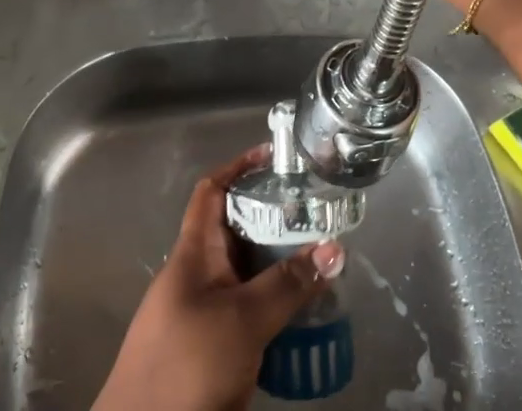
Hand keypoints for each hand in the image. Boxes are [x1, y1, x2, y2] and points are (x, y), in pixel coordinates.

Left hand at [93, 147, 346, 410]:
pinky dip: (277, 306)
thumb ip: (288, 284)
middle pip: (238, 233)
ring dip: (282, 268)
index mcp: (193, 254)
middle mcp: (197, 276)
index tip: (275, 156)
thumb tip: (335, 247)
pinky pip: (250, 311)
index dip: (239, 167)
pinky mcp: (213, 346)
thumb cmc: (186, 365)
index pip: (212, 193)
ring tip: (324, 263)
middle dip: (277, 222)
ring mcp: (203, 312)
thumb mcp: (242, 320)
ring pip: (248, 275)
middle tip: (320, 217)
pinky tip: (307, 315)